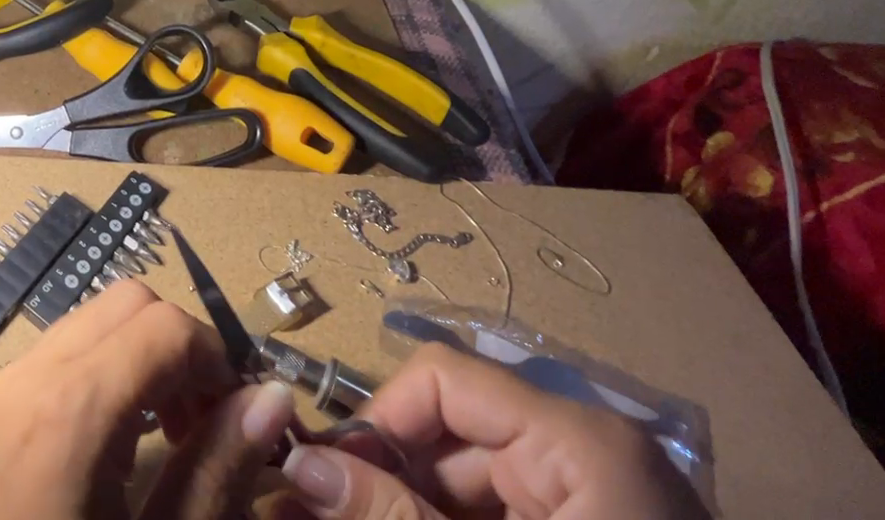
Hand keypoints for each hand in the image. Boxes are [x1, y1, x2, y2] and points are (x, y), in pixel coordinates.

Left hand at [0, 280, 300, 519]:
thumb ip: (216, 472)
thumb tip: (271, 397)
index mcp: (70, 410)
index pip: (165, 325)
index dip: (217, 361)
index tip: (241, 420)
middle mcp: (30, 374)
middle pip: (129, 302)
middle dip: (182, 347)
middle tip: (205, 425)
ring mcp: (3, 382)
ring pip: (95, 318)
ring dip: (146, 354)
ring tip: (171, 435)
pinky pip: (64, 347)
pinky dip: (109, 367)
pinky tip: (123, 436)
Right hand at [275, 343, 710, 519]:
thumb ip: (394, 516)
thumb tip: (298, 464)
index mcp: (577, 440)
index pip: (443, 378)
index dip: (380, 416)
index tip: (328, 472)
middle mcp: (581, 453)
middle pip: (448, 432)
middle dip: (382, 475)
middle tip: (317, 510)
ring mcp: (587, 499)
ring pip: (463, 480)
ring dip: (405, 505)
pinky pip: (494, 515)